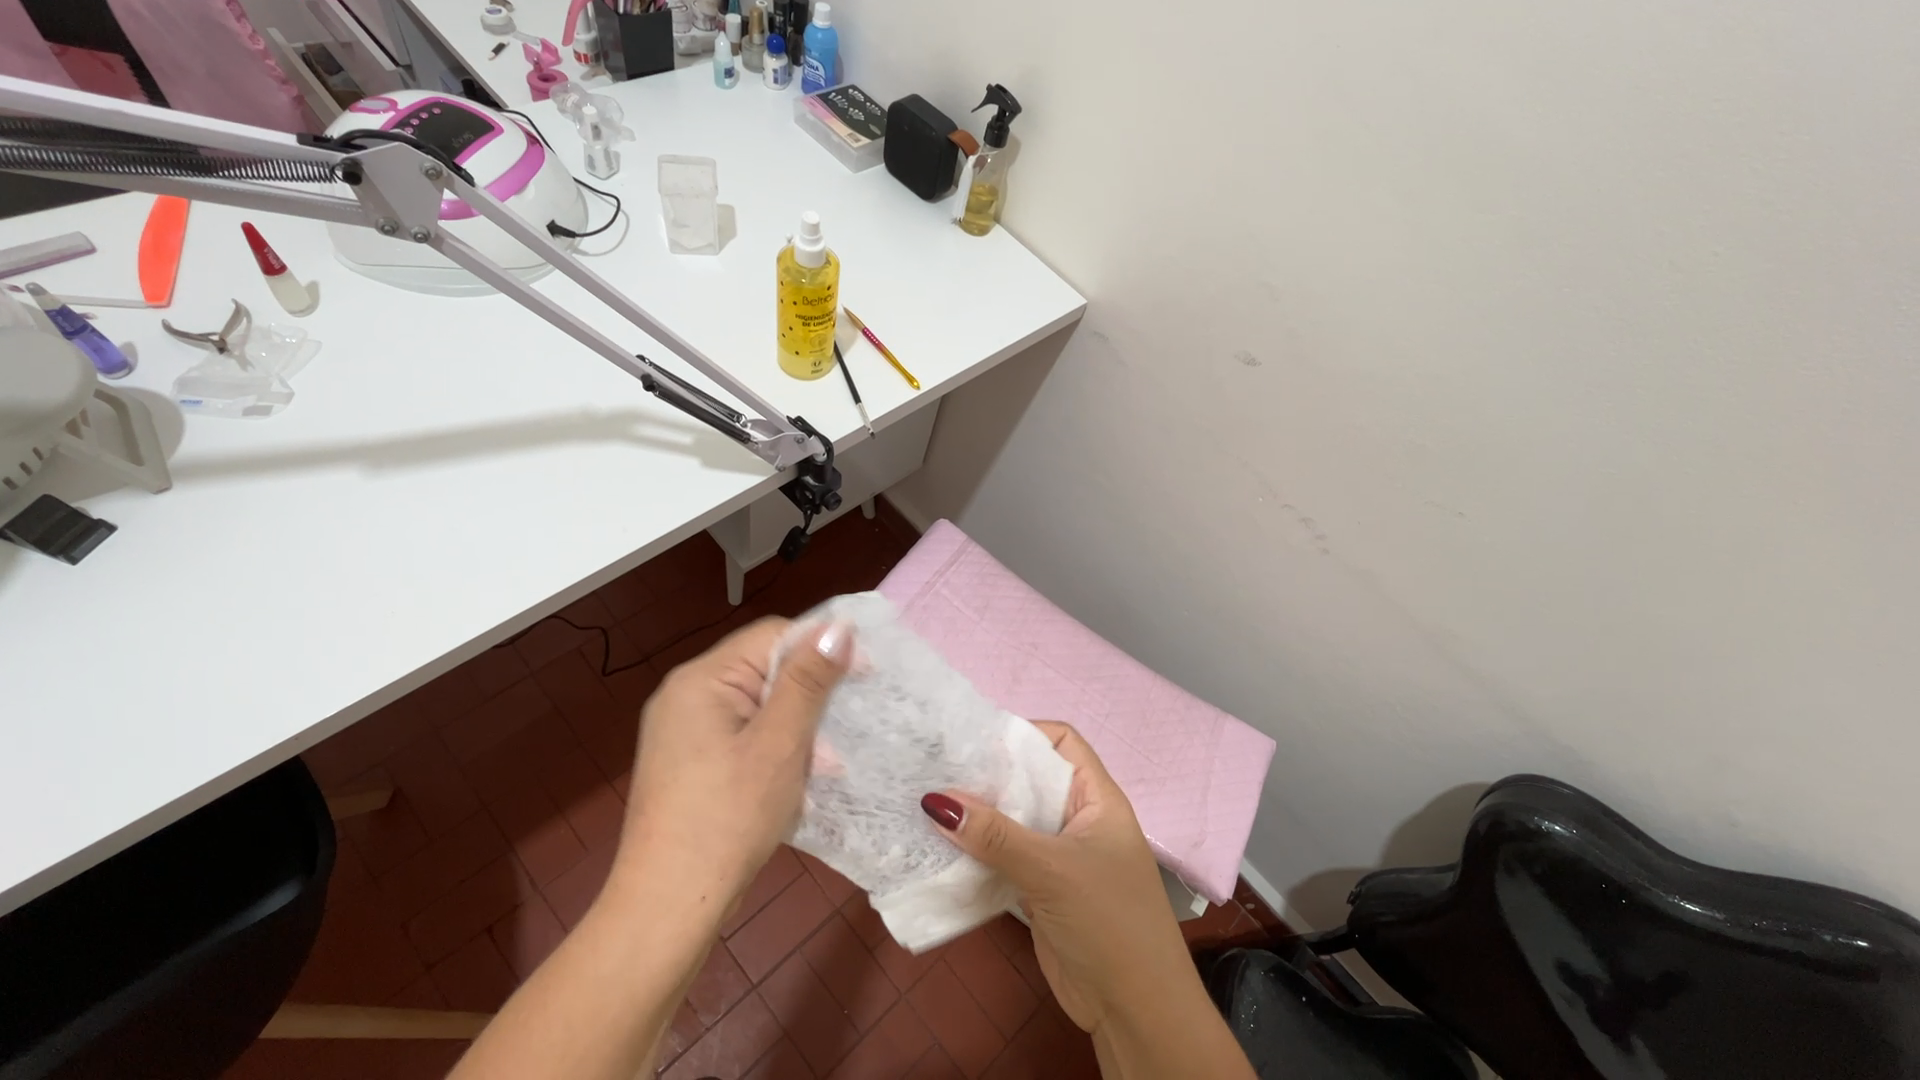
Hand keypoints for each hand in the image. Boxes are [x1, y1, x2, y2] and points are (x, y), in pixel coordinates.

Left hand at [612, 617, 852, 913]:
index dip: (821, 648)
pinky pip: (739, 734)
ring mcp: (680, 731)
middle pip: (762, 668)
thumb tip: (838, 626)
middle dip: (809, 694)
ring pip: (754, 705)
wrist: (667, 904)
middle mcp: (684, 694)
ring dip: (794, 726)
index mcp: (701, 679)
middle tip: (847, 726)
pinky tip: (794, 779)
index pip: (772, 635)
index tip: (866, 677)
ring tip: (825, 763)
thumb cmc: (729, 818)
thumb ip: (808, 681)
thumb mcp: (779, 744)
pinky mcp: (685, 762)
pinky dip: (771, 748)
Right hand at [920, 722, 1196, 1034]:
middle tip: (934, 767)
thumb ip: (995, 835)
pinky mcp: (1040, 889)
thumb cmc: (1107, 921)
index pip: (1062, 742)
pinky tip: (939, 848)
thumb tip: (935, 801)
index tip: (973, 738)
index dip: (1023, 732)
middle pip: (1030, 780)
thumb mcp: (1051, 870)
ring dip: (977, 816)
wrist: (1134, 1008)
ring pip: (1013, 821)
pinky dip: (976, 852)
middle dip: (988, 774)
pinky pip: (1004, 858)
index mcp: (1097, 799)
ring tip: (926, 802)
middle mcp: (1078, 819)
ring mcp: (1059, 856)